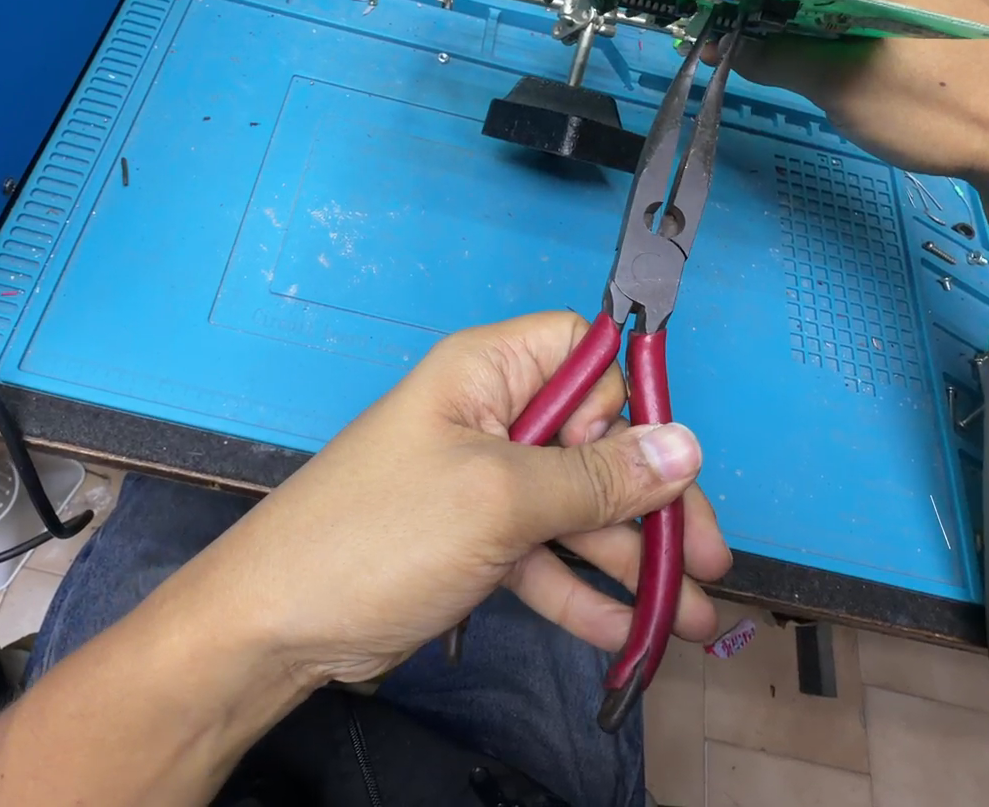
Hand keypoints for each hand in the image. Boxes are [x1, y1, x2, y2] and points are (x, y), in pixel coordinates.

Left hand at [154, 311, 731, 685]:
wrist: (278, 624)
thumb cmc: (382, 534)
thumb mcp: (499, 499)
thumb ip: (595, 477)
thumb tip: (685, 446)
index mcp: (486, 373)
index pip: (580, 353)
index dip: (625, 397)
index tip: (662, 457)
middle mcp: (488, 418)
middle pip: (592, 441)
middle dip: (652, 500)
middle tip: (710, 561)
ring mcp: (481, 483)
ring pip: (575, 507)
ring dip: (632, 559)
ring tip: (693, 617)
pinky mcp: (472, 541)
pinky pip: (544, 556)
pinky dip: (583, 592)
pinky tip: (630, 635)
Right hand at [730, 0, 988, 209]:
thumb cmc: (941, 111)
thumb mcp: (840, 89)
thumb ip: (773, 58)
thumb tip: (718, 43)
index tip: (729, 35)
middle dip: (772, 4)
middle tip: (770, 58)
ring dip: (810, 14)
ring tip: (821, 64)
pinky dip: (847, 17)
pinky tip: (865, 58)